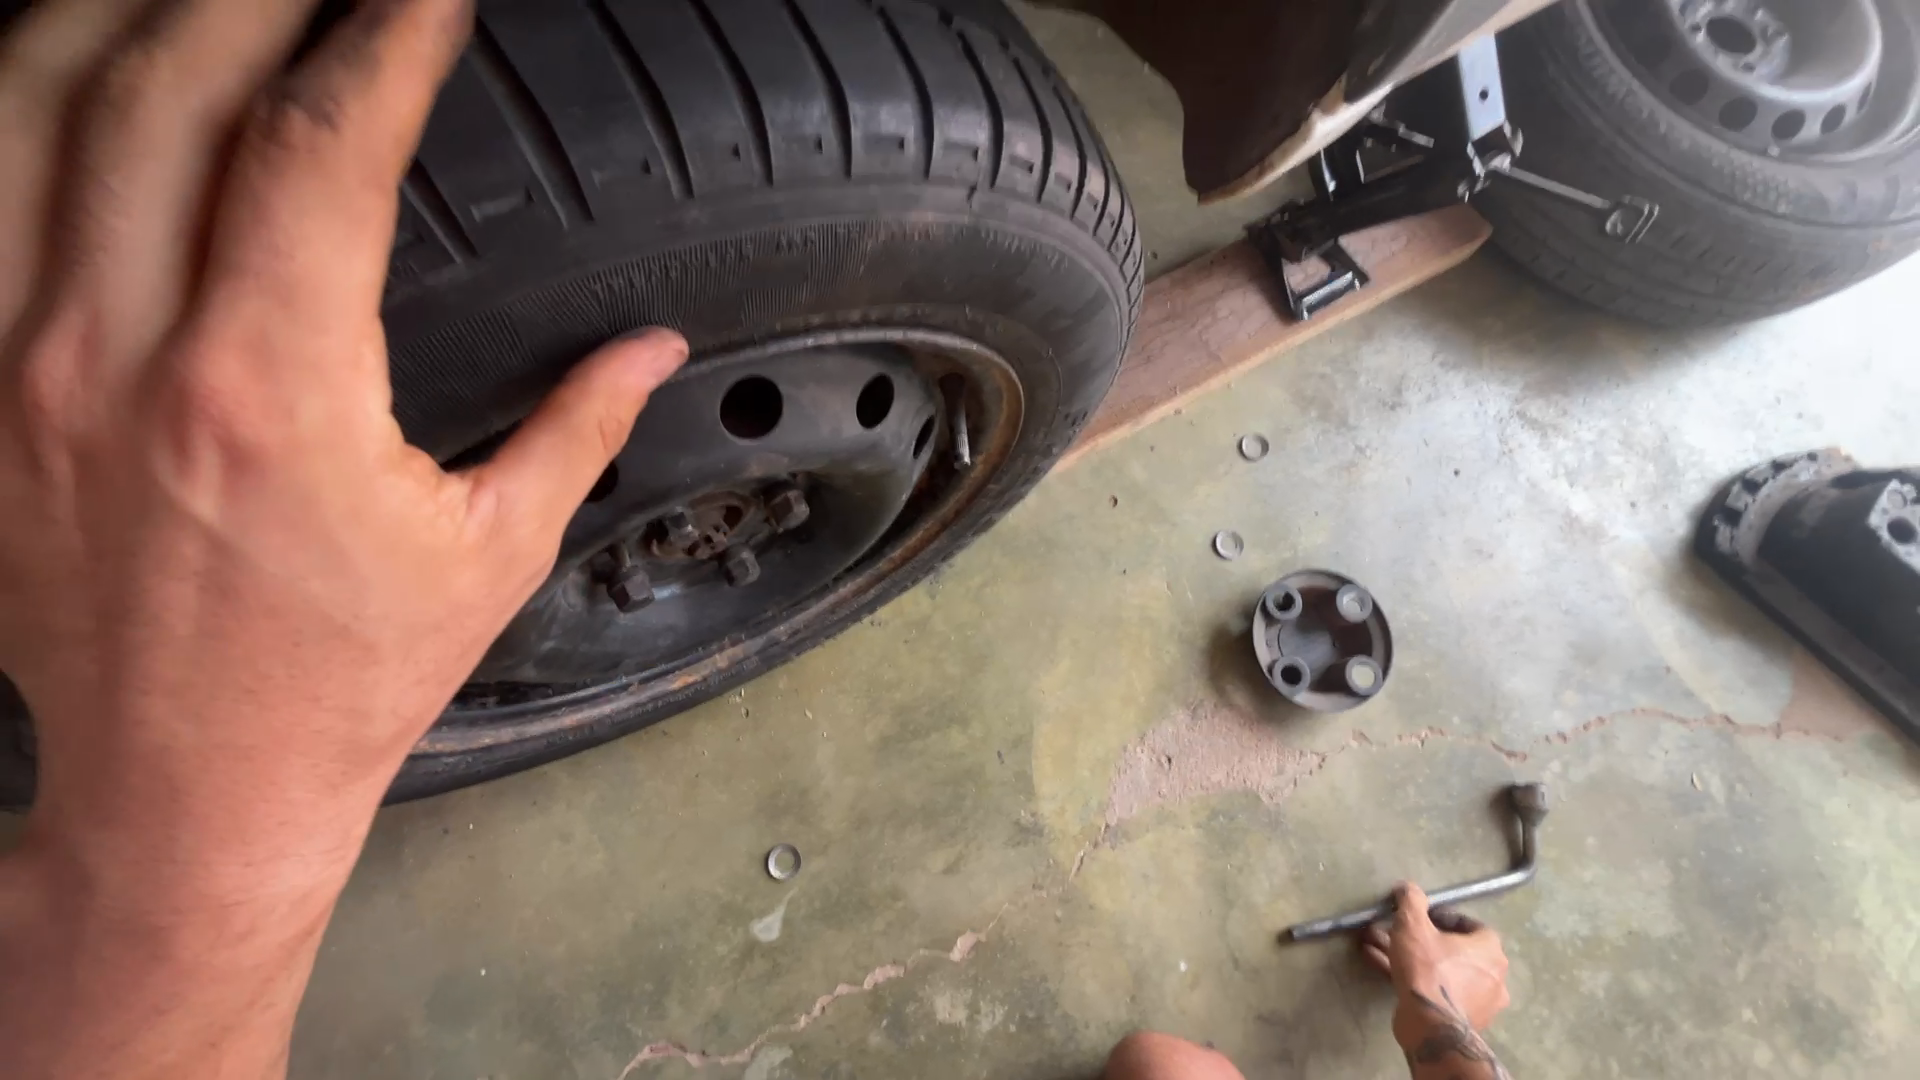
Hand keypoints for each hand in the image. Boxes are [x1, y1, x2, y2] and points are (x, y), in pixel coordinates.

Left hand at [0, 0, 682, 1072]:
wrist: (196, 779)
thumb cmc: (355, 673)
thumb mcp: (498, 547)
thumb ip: (579, 423)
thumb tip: (652, 349)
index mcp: (274, 392)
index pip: (320, 153)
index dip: (383, 48)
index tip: (429, 0)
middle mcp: (118, 351)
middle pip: (160, 86)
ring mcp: (16, 359)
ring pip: (34, 104)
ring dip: (136, 16)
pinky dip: (41, 95)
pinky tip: (102, 74)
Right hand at [1363, 884, 1510, 1034]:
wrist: (1431, 1023)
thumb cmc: (1428, 967)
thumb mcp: (1412, 923)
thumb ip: (1411, 900)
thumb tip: (1409, 887)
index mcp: (1489, 951)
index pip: (1474, 926)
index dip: (1446, 917)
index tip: (1421, 915)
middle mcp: (1491, 976)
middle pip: (1453, 948)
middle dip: (1419, 936)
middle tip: (1394, 929)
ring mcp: (1478, 1000)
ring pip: (1439, 968)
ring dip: (1409, 954)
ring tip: (1375, 943)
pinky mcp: (1460, 1018)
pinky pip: (1434, 987)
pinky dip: (1411, 974)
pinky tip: (1376, 962)